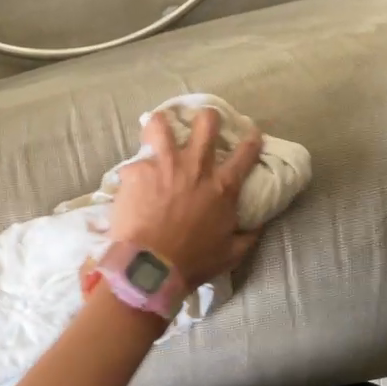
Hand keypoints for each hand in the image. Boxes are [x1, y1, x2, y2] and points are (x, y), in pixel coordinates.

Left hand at [109, 108, 263, 287]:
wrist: (151, 267)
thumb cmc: (192, 262)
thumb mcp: (230, 254)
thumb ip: (247, 237)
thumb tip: (257, 226)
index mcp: (223, 186)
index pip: (246, 152)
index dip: (251, 140)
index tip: (252, 134)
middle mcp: (196, 167)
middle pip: (206, 124)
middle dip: (207, 118)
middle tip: (203, 123)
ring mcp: (164, 165)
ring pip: (161, 126)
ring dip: (160, 125)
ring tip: (156, 128)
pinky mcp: (136, 172)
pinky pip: (134, 165)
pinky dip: (133, 173)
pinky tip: (129, 182)